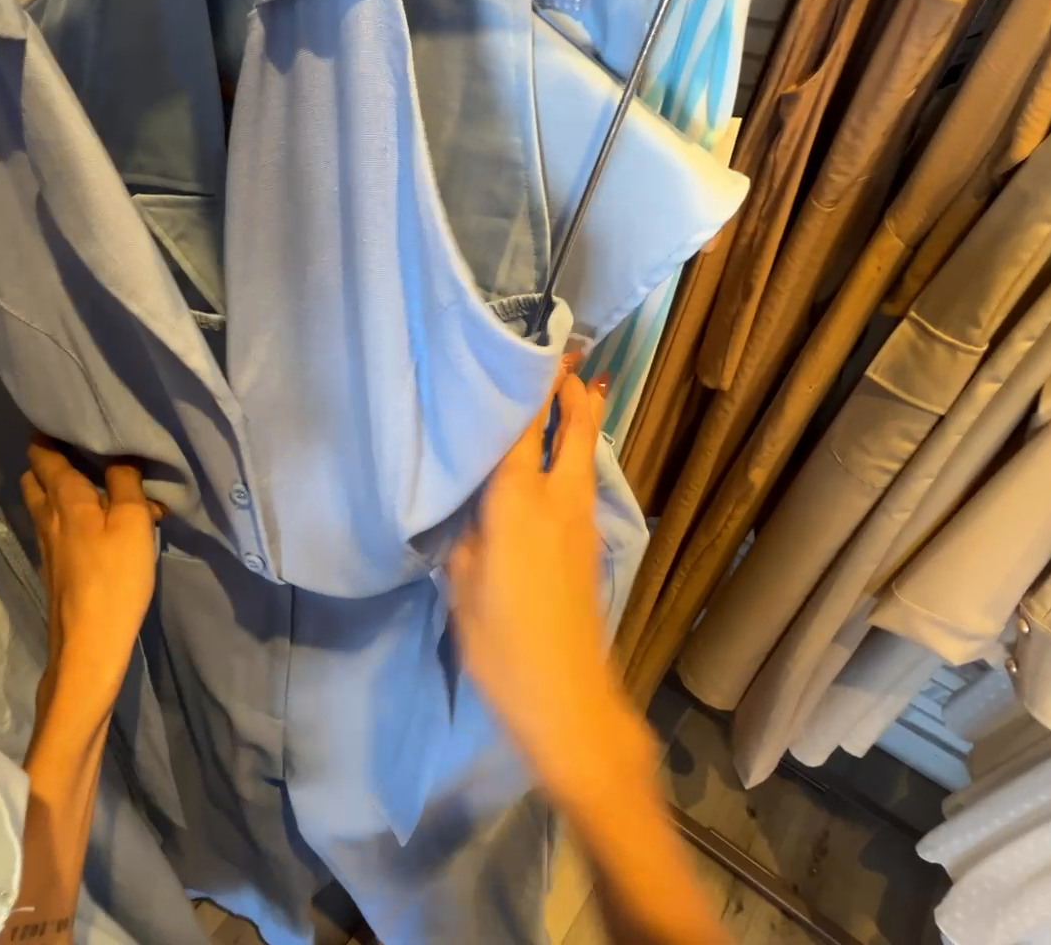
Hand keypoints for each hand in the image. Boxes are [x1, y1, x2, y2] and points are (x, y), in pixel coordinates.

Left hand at [20, 439, 164, 709]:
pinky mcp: (55, 567)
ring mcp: (47, 545)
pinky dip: (70, 515)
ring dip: (60, 489)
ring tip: (93, 484)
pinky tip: (97, 525)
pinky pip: (56, 526)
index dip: (49, 433)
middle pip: (36, 477)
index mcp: (65, 498)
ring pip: (44, 503)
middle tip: (82, 451)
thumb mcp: (134, 522)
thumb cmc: (115, 577)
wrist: (89, 643)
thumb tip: (119, 455)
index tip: (68, 419)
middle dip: (51, 459)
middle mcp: (48, 516)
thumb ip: (126, 484)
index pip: (44, 453)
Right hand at [447, 365, 624, 779]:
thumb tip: (469, 506)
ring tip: (562, 396)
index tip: (533, 351)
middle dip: (573, 391)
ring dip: (577, 422)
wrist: (568, 699)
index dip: (533, 387)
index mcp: (519, 503)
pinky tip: (549, 462)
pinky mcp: (587, 546)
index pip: (526, 429)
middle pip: (576, 430)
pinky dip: (570, 456)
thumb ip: (466, 534)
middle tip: (563, 359)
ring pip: (583, 455)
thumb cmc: (502, 641)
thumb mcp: (463, 584)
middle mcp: (558, 501)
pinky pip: (579, 482)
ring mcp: (580, 523)